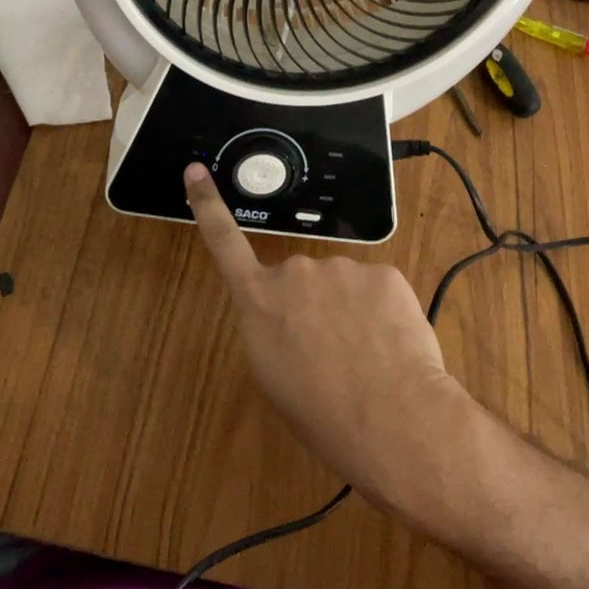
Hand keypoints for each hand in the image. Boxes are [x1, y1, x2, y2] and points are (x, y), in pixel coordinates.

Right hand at [184, 163, 476, 505]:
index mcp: (257, 300)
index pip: (224, 242)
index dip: (207, 204)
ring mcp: (341, 268)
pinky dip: (385, 313)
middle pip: (302, 281)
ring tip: (367, 357)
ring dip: (353, 311)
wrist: (389, 419)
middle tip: (334, 353)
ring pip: (344, 286)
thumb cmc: (319, 412)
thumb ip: (270, 330)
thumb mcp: (273, 375)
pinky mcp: (384, 273)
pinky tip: (392, 345)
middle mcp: (294, 272)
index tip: (196, 169)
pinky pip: (379, 289)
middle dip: (316, 306)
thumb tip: (288, 319)